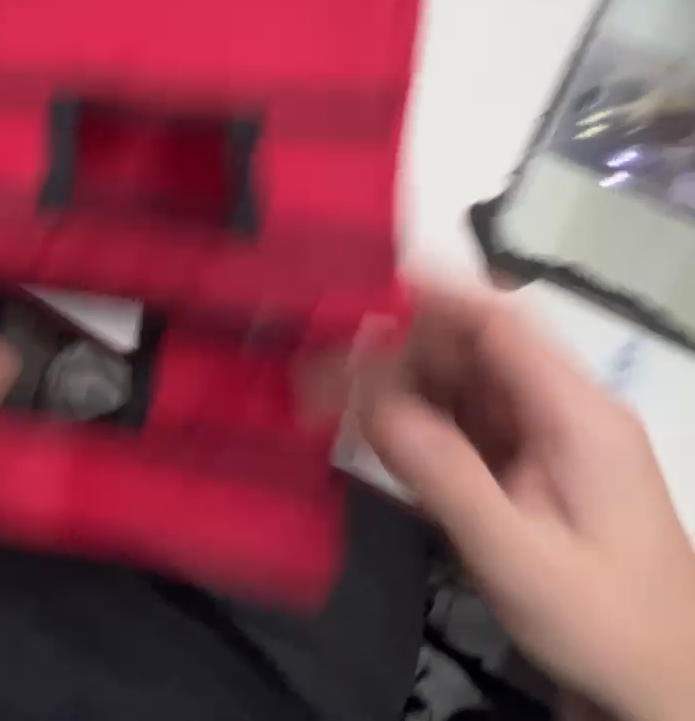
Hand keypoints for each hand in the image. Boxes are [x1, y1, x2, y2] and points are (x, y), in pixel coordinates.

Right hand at [353, 283, 694, 720]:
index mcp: (575, 417)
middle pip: (458, 344)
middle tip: (305, 346)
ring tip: (310, 381)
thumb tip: (366, 399)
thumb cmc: (601, 622)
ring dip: (377, 373)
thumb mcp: (518, 554)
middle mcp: (553, 411)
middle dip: (382, 337)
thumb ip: (444, 473)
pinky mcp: (505, 457)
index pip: (498, 323)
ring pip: (440, 374)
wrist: (656, 691)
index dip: (425, 292)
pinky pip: (438, 411)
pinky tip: (346, 416)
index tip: (346, 281)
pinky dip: (389, 407)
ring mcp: (529, 434)